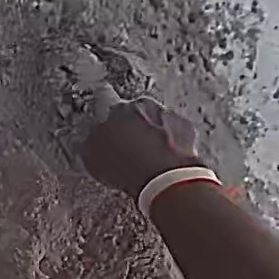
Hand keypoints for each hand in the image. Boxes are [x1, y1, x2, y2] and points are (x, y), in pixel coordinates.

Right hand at [80, 89, 206, 197]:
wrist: (163, 178)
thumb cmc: (127, 166)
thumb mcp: (92, 157)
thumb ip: (92, 139)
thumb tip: (93, 135)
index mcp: (117, 108)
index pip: (105, 100)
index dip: (105, 116)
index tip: (105, 124)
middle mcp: (143, 105)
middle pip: (134, 112)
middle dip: (131, 127)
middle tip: (126, 149)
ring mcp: (167, 114)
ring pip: (155, 121)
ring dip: (150, 135)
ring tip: (145, 159)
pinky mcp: (186, 128)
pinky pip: (174, 132)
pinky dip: (169, 143)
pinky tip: (162, 160)